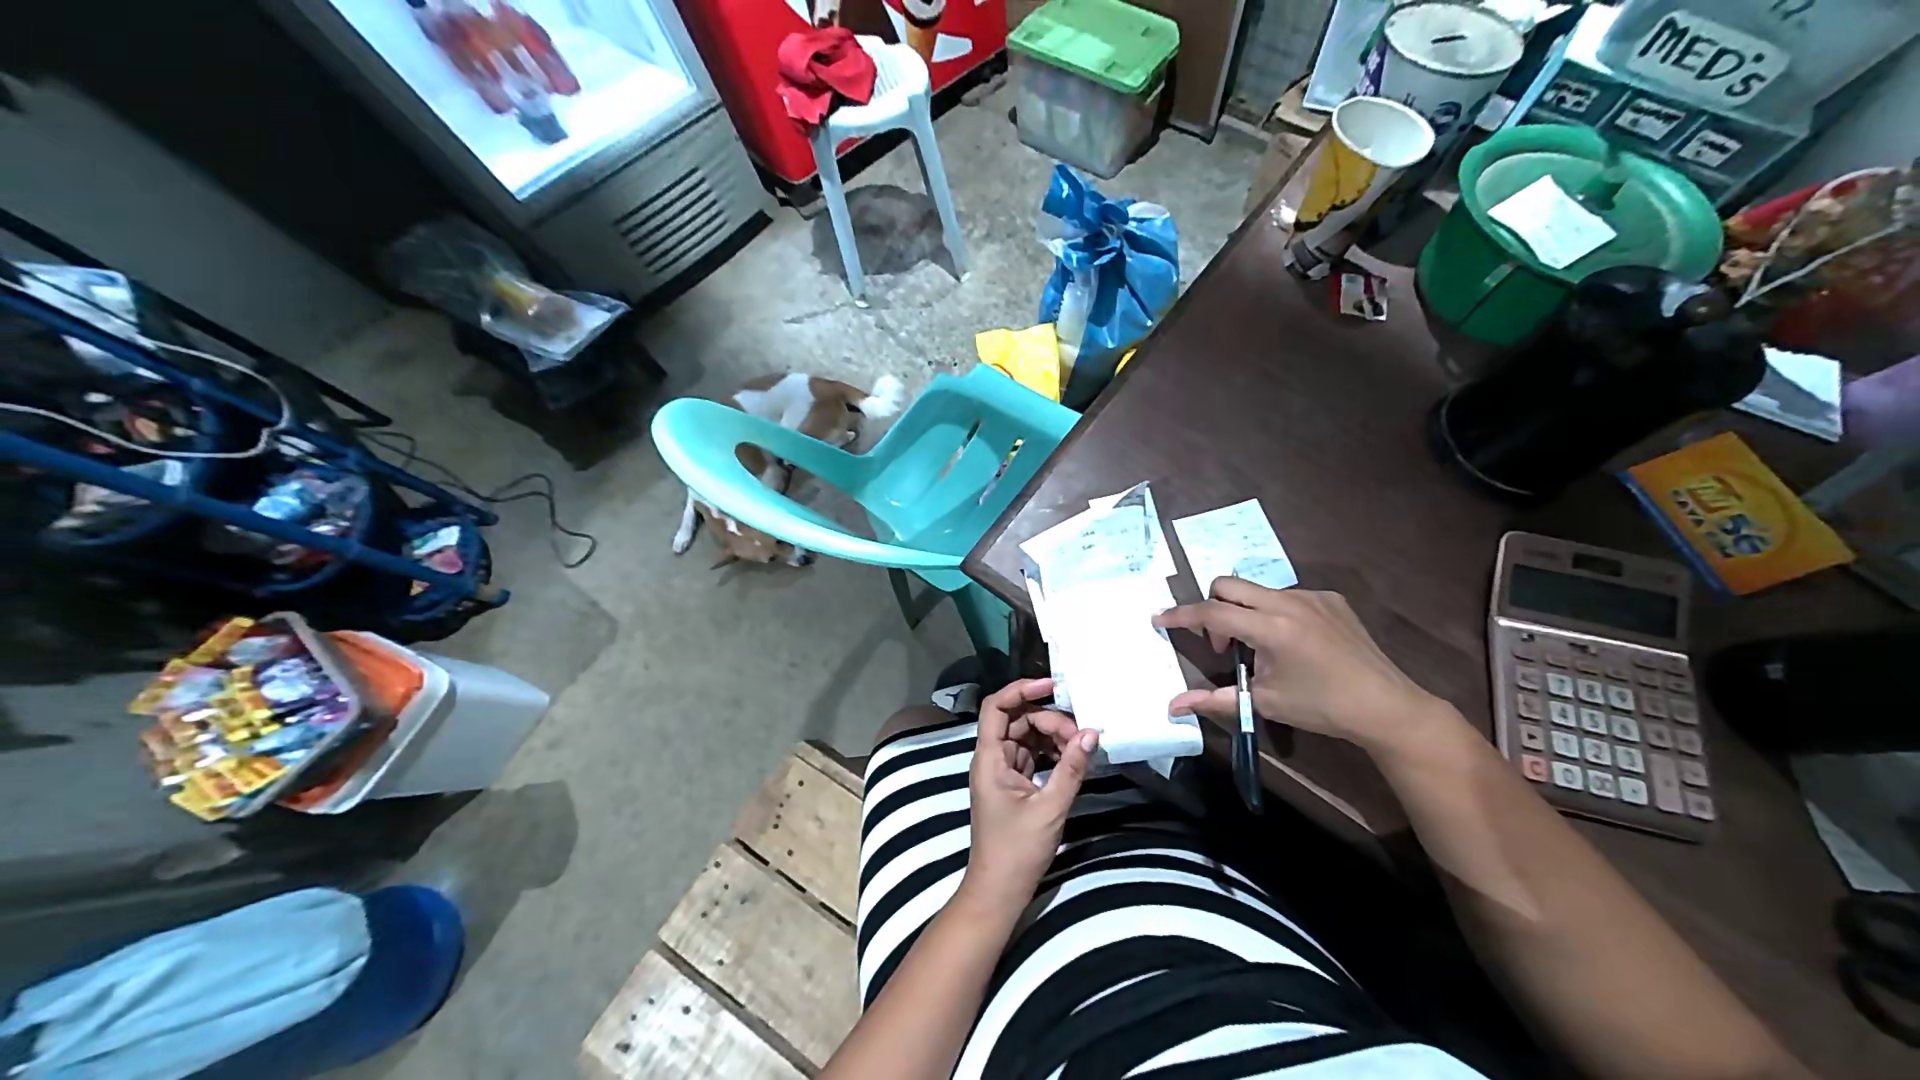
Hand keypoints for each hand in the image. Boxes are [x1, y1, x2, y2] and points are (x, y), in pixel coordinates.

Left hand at [962, 678, 1097, 913]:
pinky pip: (1030, 754)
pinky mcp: (1012, 783)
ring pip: (1025, 736)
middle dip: (1047, 719)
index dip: (1021, 690)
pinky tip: (1071, 757)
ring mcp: (1001, 771)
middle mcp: (991, 758)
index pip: (996, 707)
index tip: (1052, 686)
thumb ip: (1071, 768)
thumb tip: (1092, 733)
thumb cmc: (1017, 850)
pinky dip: (1049, 751)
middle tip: (1080, 734)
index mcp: (989, 758)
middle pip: (1016, 719)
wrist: (999, 889)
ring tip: (1079, 746)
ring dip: (1051, 735)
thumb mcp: (1050, 807)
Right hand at [1153, 579, 1462, 757]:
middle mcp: (1289, 602)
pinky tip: (1293, 644)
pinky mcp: (1331, 600)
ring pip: (1258, 591)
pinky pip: (1287, 597)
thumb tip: (1173, 706)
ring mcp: (1312, 597)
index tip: (1160, 618)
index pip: (1212, 612)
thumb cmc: (1321, 707)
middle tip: (1224, 644)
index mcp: (1271, 627)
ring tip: (1261, 649)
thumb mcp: (1264, 702)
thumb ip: (1214, 699)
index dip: (1181, 615)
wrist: (1386, 706)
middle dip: (1212, 607)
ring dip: (1245, 612)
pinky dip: (1274, 614)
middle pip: (1228, 585)